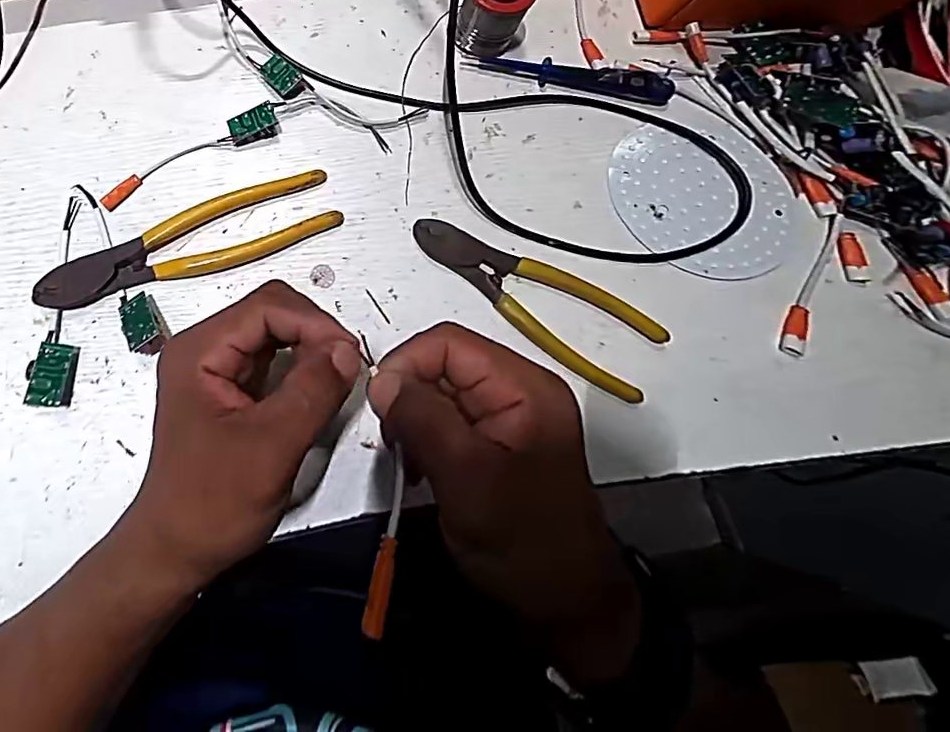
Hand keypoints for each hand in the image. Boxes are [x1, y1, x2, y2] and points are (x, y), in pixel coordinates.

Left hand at [116, 281, 362, 590]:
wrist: (175, 552)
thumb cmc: (207, 507)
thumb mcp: (269, 449)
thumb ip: (311, 393)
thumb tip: (347, 351)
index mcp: (198, 351)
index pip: (266, 307)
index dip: (313, 323)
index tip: (348, 353)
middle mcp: (204, 349)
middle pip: (271, 312)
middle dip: (314, 332)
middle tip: (347, 365)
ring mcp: (217, 368)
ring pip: (276, 334)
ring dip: (311, 349)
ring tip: (338, 377)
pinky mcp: (231, 388)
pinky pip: (274, 360)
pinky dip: (302, 368)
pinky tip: (319, 388)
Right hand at [368, 323, 639, 684]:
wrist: (567, 607)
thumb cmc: (527, 546)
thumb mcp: (466, 477)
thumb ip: (422, 419)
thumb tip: (383, 380)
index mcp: (524, 387)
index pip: (449, 342)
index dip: (407, 364)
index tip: (382, 405)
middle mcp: (519, 389)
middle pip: (444, 362)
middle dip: (410, 396)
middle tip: (397, 441)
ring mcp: (509, 413)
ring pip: (441, 389)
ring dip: (416, 418)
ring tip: (413, 460)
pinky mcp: (497, 436)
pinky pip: (449, 415)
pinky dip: (427, 434)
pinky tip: (426, 466)